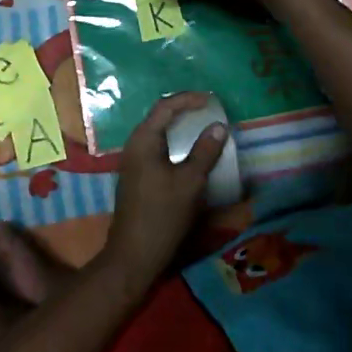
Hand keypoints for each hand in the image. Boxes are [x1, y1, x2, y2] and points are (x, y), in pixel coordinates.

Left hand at [103, 92, 227, 280]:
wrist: (133, 253)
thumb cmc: (163, 214)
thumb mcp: (190, 182)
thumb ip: (204, 151)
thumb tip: (218, 126)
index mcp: (143, 140)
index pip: (165, 106)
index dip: (188, 99)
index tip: (211, 99)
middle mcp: (134, 144)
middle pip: (158, 116)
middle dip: (183, 109)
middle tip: (207, 108)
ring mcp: (132, 161)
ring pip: (156, 132)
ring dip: (177, 126)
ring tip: (200, 125)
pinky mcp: (136, 175)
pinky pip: (155, 147)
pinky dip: (172, 141)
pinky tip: (187, 151)